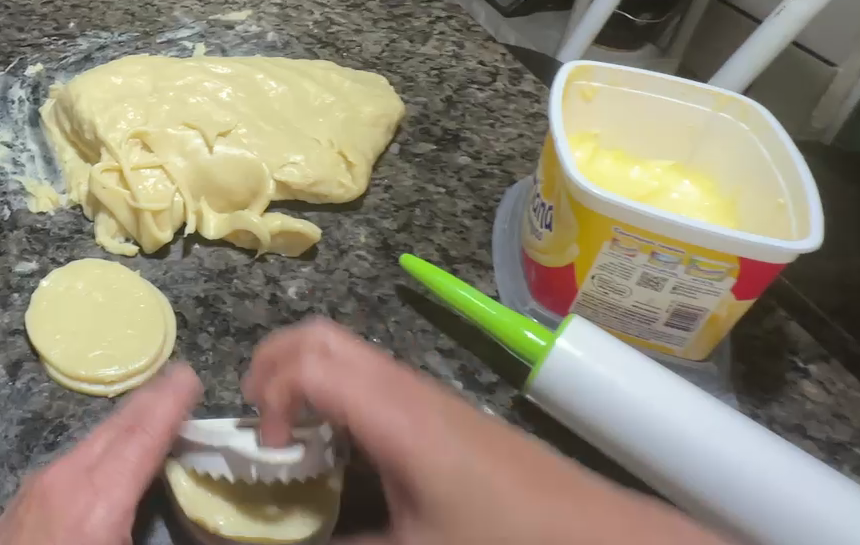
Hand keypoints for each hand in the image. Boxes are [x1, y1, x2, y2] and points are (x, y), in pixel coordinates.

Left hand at [0, 363, 202, 544]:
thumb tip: (207, 535)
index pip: (141, 437)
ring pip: (93, 441)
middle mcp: (65, 480)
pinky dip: (104, 446)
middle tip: (181, 381)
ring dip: (127, 423)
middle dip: (151, 401)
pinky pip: (74, 459)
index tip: (191, 375)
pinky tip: (112, 455)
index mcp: (97, 503)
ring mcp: (37, 487)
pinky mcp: (23, 501)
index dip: (169, 404)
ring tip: (156, 412)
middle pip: (116, 427)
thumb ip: (157, 534)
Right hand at [243, 318, 728, 544]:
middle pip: (317, 335)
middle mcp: (400, 386)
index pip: (307, 366)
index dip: (272, 397)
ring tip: (287, 426)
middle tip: (257, 415)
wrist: (602, 539)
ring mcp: (419, 390)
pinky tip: (338, 440)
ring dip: (299, 371)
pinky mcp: (434, 404)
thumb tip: (297, 541)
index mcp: (392, 415)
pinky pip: (362, 369)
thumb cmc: (506, 543)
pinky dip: (328, 385)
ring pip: (340, 346)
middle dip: (271, 362)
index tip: (271, 451)